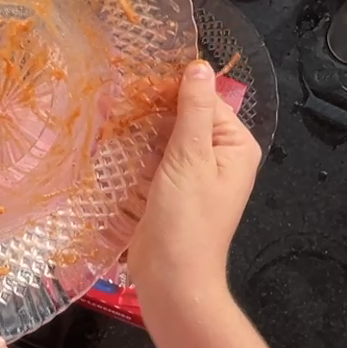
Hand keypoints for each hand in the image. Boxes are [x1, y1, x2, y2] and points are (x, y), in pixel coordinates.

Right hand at [129, 60, 260, 308]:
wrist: (172, 282)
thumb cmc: (187, 220)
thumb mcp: (190, 158)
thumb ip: (194, 109)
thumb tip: (200, 66)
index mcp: (236, 146)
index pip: (207, 101)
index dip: (174, 89)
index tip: (138, 80)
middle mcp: (221, 157)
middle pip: (186, 118)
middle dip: (155, 110)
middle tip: (117, 97)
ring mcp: (196, 175)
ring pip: (167, 139)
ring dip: (142, 131)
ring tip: (110, 116)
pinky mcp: (173, 191)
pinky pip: (156, 161)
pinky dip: (138, 154)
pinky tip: (113, 145)